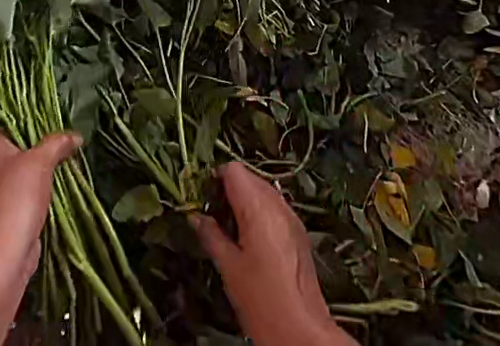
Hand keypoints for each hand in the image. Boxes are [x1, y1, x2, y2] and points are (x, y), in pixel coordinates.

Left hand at [0, 128, 79, 270]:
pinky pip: (22, 192)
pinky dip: (37, 190)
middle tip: (65, 142)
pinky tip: (55, 189)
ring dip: (41, 170)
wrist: (3, 252)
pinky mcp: (2, 210)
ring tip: (65, 163)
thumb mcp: (41, 162)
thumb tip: (76, 135)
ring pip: (20, 171)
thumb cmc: (17, 197)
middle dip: (40, 146)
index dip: (31, 119)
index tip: (54, 121)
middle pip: (16, 146)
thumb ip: (57, 143)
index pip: (9, 121)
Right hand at [192, 162, 356, 345]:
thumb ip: (210, 234)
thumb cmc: (261, 299)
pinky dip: (259, 213)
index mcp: (258, 207)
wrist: (304, 334)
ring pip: (263, 191)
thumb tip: (195, 216)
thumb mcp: (228, 266)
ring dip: (244, 200)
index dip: (215, 178)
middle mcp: (278, 205)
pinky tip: (250, 240)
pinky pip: (274, 208)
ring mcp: (292, 219)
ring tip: (229, 228)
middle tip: (212, 214)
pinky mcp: (300, 234)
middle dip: (228, 189)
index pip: (233, 170)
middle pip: (249, 177)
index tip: (203, 197)